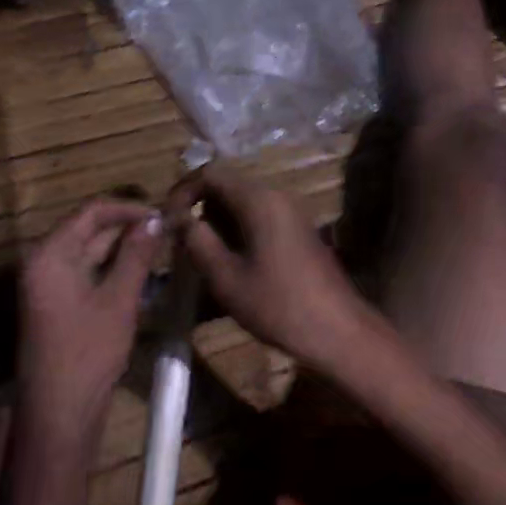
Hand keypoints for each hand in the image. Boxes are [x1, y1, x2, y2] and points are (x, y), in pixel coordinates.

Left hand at [16, 199, 160, 449]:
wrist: (58, 415)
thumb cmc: (88, 353)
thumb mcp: (119, 300)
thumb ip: (136, 255)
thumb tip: (155, 218)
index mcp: (50, 253)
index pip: (91, 212)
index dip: (128, 208)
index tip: (163, 213)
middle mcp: (43, 261)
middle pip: (89, 229)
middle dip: (128, 227)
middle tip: (167, 229)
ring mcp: (48, 283)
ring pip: (90, 251)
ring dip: (123, 248)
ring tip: (161, 246)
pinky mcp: (57, 302)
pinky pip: (87, 272)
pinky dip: (113, 268)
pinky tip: (142, 271)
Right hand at [169, 165, 373, 369]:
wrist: (338, 332)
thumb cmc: (279, 305)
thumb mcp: (226, 278)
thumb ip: (197, 241)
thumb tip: (177, 218)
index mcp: (259, 200)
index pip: (210, 172)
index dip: (182, 190)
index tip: (167, 220)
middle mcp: (276, 195)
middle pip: (227, 184)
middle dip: (198, 207)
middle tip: (180, 240)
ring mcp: (290, 211)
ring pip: (241, 201)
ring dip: (217, 220)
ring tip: (199, 254)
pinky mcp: (297, 229)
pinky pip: (258, 216)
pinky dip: (236, 228)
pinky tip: (229, 261)